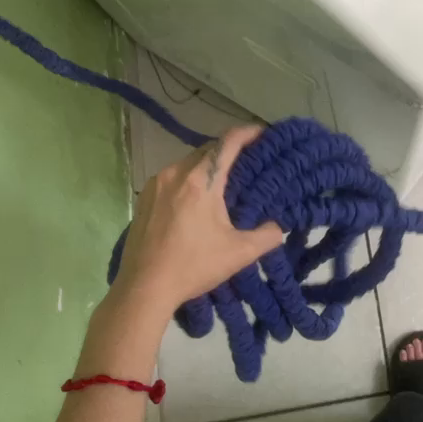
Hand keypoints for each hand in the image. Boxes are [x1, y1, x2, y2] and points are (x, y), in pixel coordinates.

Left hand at [112, 126, 285, 315]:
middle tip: (248, 161)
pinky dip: (188, 180)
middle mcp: (175, 174)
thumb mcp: (238, 253)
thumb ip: (267, 236)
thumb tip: (279, 228)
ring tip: (224, 182)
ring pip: (187, 163)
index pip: (227, 143)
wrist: (143, 289)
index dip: (247, 133)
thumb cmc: (192, 266)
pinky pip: (172, 178)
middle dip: (228, 150)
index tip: (263, 133)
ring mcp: (155, 185)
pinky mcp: (143, 199)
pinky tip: (195, 201)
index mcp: (200, 181)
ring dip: (207, 167)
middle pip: (207, 150)